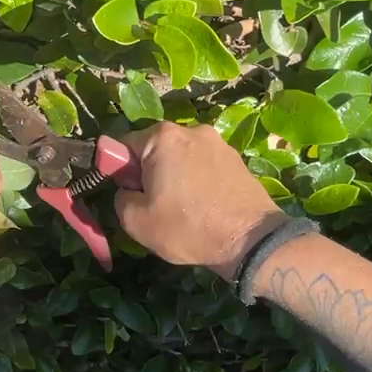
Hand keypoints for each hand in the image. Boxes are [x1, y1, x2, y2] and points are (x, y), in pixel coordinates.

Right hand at [114, 122, 285, 279]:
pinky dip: (197, 179)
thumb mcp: (136, 222)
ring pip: (181, 156)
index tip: (130, 193)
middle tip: (154, 203)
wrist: (251, 240)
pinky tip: (203, 204)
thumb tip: (128, 190)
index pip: (123, 145)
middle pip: (155, 148)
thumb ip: (120, 198)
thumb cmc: (188, 227)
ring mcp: (218, 142)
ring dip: (175, 174)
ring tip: (182, 206)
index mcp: (162, 138)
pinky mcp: (236, 158)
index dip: (120, 170)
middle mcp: (191, 130)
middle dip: (149, 171)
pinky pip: (203, 164)